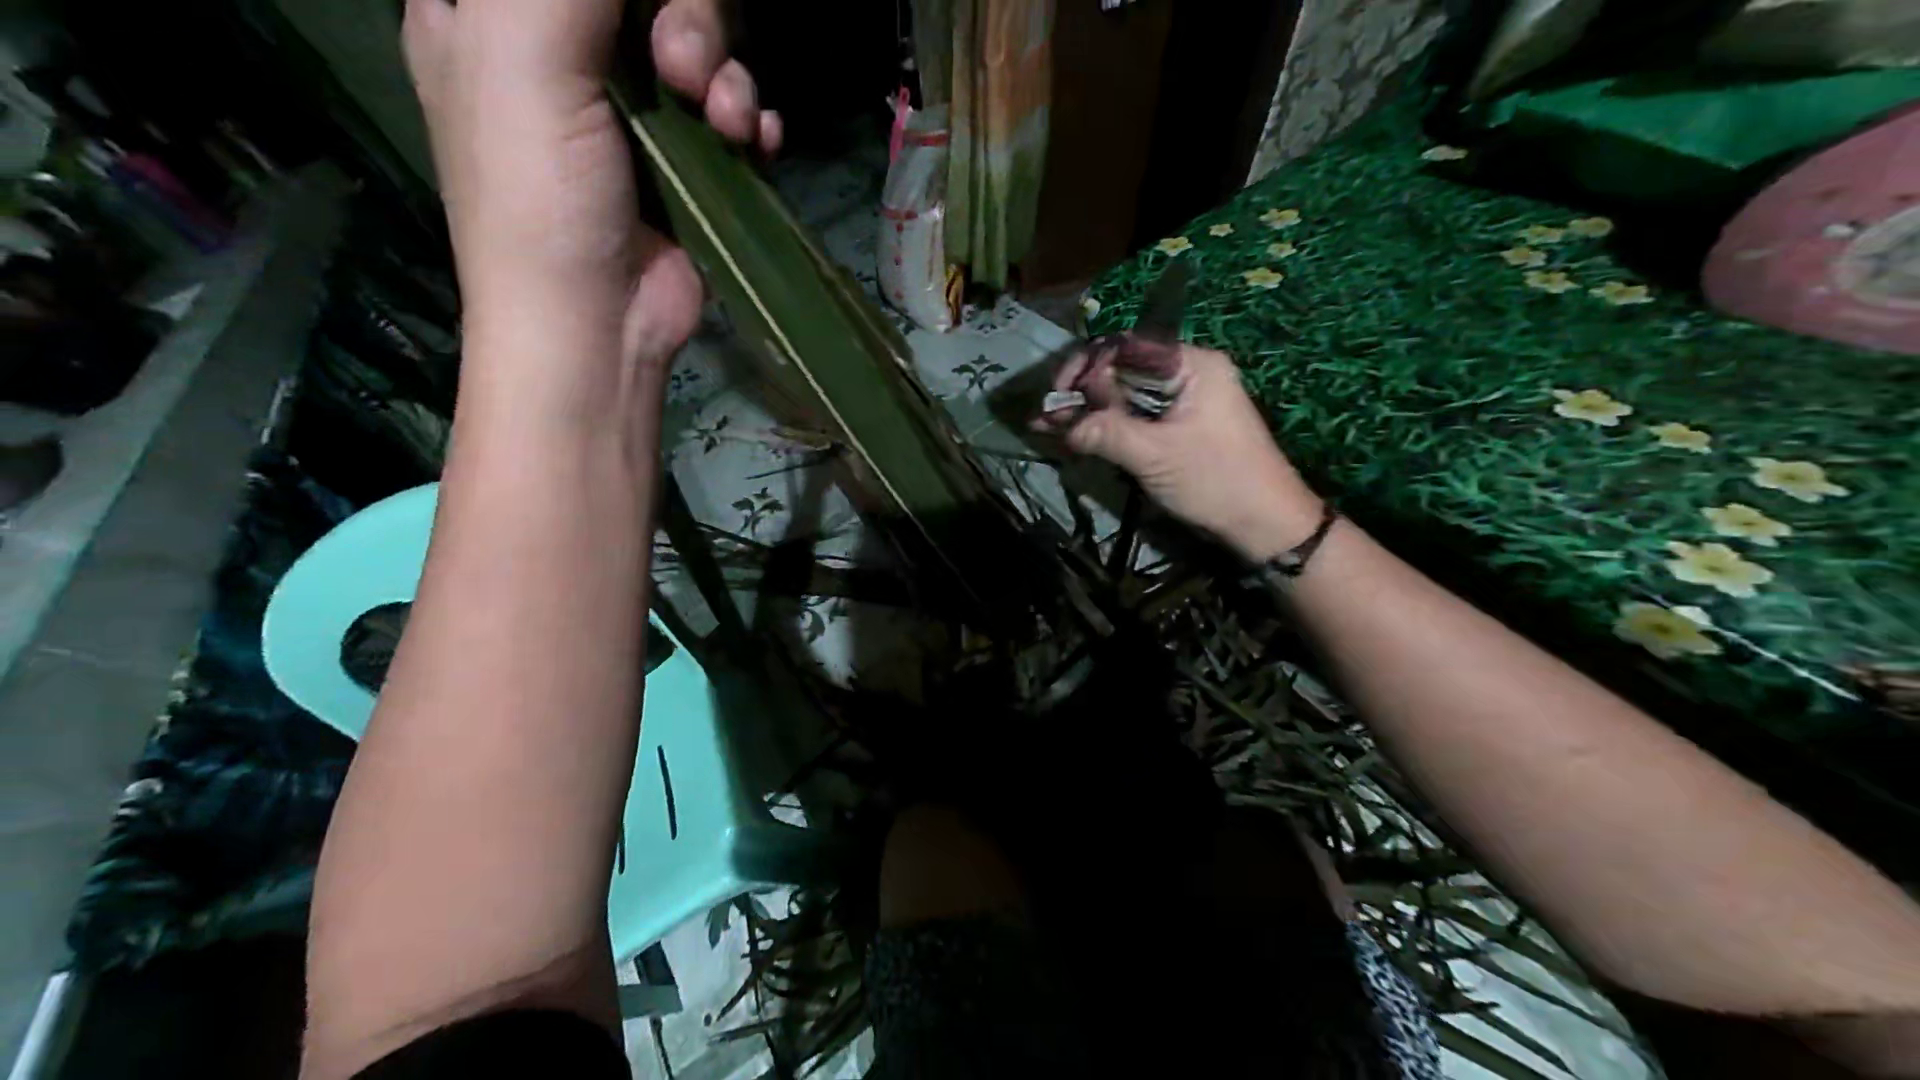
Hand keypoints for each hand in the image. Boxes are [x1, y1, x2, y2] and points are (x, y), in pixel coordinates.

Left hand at [402, 0, 780, 377]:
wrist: (596, 326)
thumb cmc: (537, 195)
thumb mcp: (524, 51)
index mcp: (492, 8)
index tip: (650, 6)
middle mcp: (565, 50)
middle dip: (689, 17)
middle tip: (685, 69)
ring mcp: (634, 112)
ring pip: (705, 43)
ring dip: (730, 76)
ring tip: (726, 125)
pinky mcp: (689, 163)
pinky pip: (736, 109)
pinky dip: (754, 122)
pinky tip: (755, 147)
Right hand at [1035, 344, 1323, 561]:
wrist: (1266, 525)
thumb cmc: (1217, 482)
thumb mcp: (1155, 455)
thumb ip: (1105, 432)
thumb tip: (1057, 421)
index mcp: (1192, 365)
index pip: (1127, 348)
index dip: (1086, 366)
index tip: (1058, 394)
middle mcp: (1187, 374)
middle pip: (1123, 370)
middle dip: (1083, 392)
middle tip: (1049, 417)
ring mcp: (1184, 402)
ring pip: (1125, 396)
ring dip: (1090, 412)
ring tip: (1051, 428)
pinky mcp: (1178, 428)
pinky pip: (1136, 418)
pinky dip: (1107, 428)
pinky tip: (1076, 437)